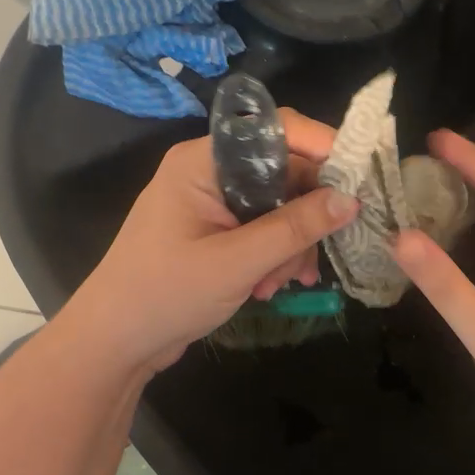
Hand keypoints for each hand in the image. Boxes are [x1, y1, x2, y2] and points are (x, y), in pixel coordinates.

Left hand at [61, 108, 356, 374]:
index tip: (359, 181)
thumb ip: (294, 229)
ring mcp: (215, 204)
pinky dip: (278, 256)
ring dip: (292, 245)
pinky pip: (266, 230)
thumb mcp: (236, 262)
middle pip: (285, 173)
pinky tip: (273, 286)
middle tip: (315, 255)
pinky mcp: (219, 232)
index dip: (322, 147)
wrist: (115, 343)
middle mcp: (212, 173)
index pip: (277, 131)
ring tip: (285, 283)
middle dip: (307, 215)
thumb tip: (351, 199)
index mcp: (204, 162)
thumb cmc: (164, 294)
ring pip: (281, 207)